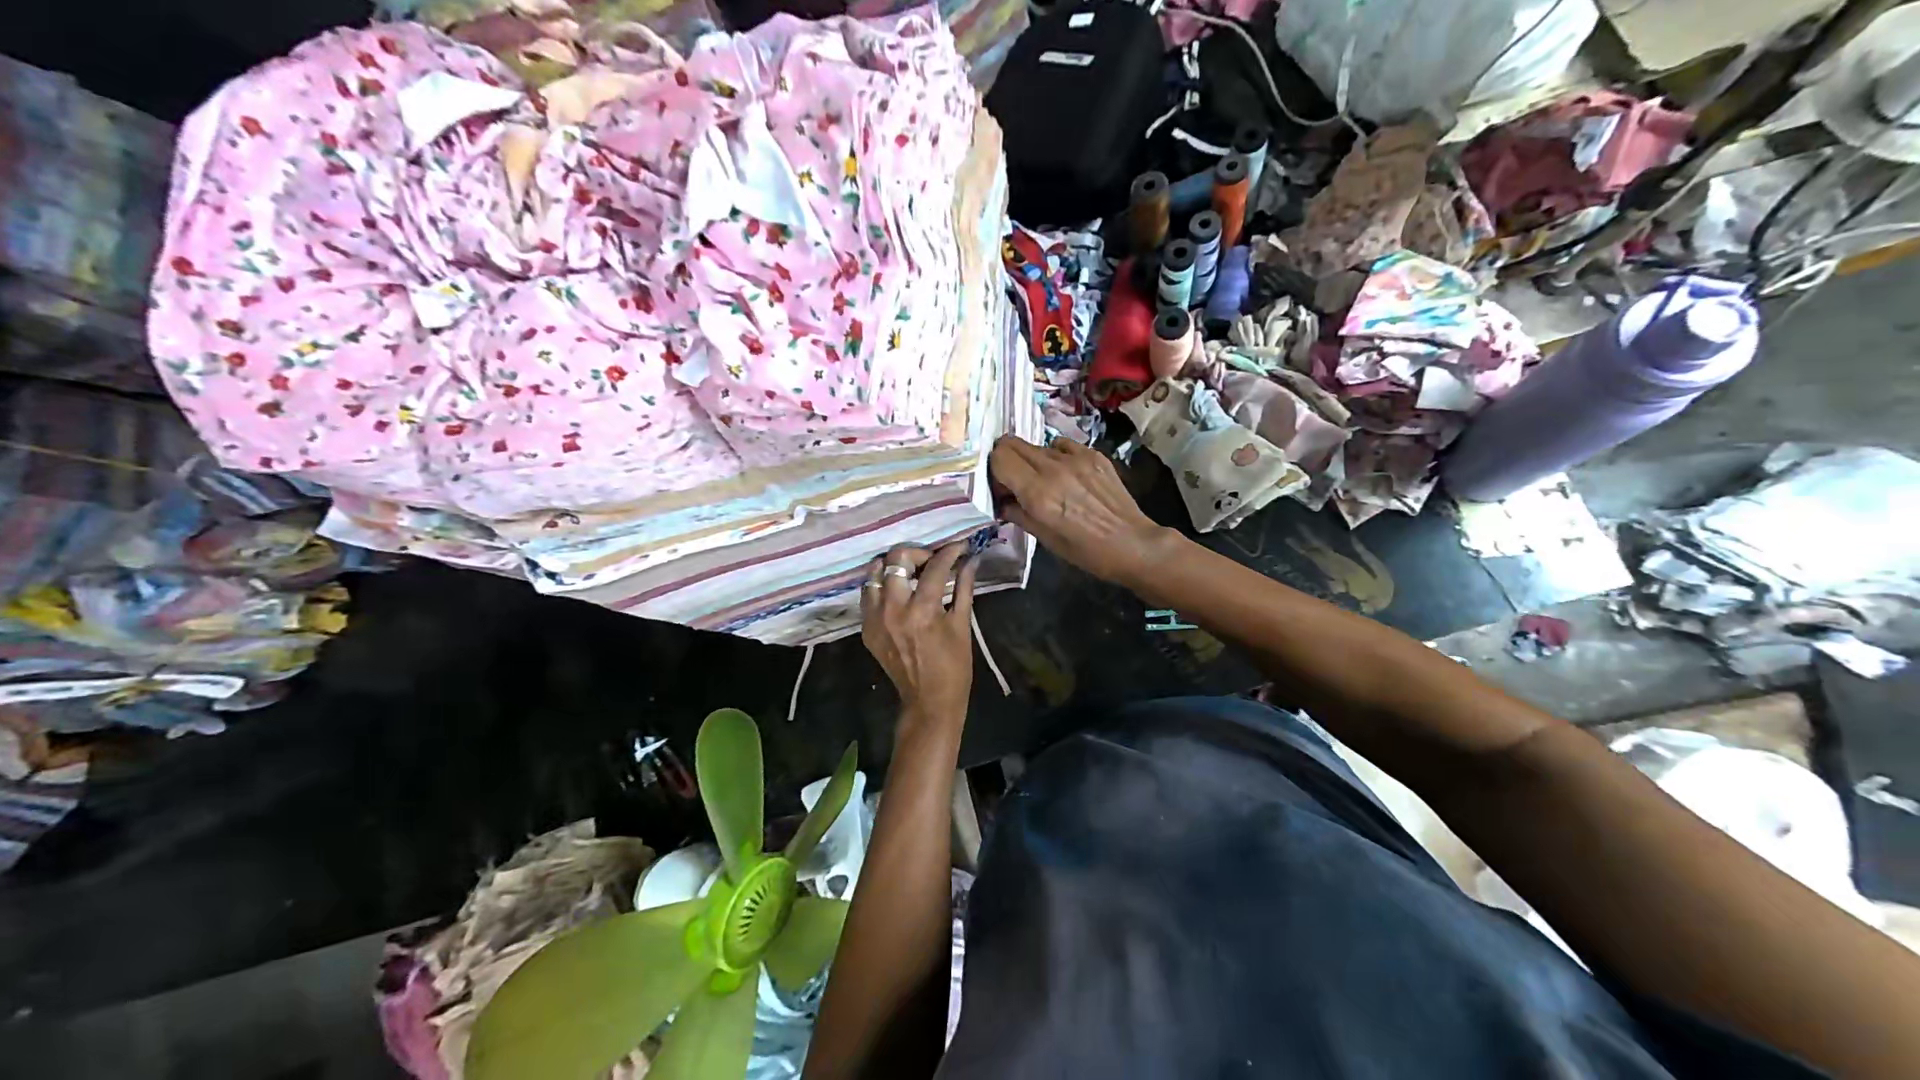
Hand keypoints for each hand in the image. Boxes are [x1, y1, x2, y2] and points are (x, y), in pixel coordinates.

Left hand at [860, 543, 977, 727]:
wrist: (928, 701)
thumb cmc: (953, 666)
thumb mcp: (962, 624)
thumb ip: (963, 587)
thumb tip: (971, 559)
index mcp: (922, 610)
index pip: (935, 567)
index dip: (950, 551)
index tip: (960, 546)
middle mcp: (893, 609)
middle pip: (896, 559)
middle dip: (917, 553)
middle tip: (931, 560)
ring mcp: (875, 619)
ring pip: (875, 573)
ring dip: (893, 566)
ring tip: (910, 571)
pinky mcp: (866, 629)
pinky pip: (868, 595)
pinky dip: (882, 586)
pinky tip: (897, 590)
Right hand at [989, 435, 1176, 588]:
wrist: (1132, 544)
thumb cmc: (1086, 551)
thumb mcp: (1045, 538)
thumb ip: (1018, 513)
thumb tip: (1002, 502)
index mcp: (1038, 493)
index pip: (1000, 458)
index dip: (994, 471)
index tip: (1002, 489)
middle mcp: (1053, 469)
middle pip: (1012, 444)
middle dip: (1007, 460)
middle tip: (1015, 482)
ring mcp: (1076, 458)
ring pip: (1037, 445)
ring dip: (1032, 461)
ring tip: (1045, 482)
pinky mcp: (1094, 455)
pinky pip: (1062, 445)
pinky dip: (1056, 456)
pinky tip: (1066, 475)